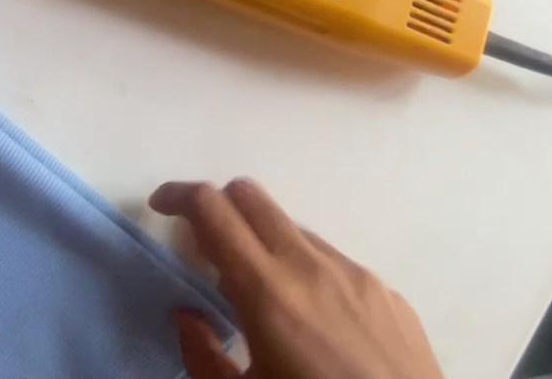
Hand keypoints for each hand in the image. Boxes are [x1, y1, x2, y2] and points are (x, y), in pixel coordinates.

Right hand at [149, 179, 443, 378]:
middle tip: (206, 247)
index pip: (210, 206)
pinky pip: (333, 262)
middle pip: (249, 194)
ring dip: (263, 243)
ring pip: (292, 227)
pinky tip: (317, 326)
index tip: (161, 208)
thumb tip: (187, 317)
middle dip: (217, 206)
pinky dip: (307, 272)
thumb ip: (203, 356)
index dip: (177, 195)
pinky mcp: (390, 295)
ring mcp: (355, 275)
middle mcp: (309, 266)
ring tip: (266, 298)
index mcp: (267, 291)